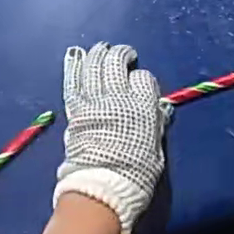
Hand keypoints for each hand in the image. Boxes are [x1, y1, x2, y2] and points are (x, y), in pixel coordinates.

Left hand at [53, 43, 169, 233]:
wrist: (101, 186)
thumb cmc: (135, 174)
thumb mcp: (155, 149)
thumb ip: (156, 124)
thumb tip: (160, 107)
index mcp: (142, 108)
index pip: (144, 80)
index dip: (143, 79)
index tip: (141, 82)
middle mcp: (117, 98)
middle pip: (116, 65)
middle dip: (121, 55)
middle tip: (124, 53)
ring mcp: (93, 101)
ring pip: (94, 67)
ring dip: (98, 54)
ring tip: (102, 47)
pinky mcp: (76, 109)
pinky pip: (73, 81)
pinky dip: (73, 65)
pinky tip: (75, 52)